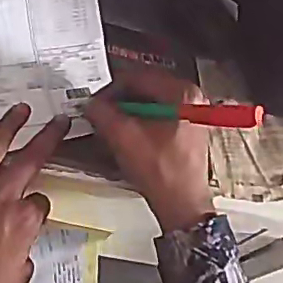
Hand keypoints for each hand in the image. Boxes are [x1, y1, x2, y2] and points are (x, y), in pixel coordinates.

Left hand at [0, 103, 68, 282]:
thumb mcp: (17, 273)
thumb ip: (26, 243)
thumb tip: (24, 231)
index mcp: (21, 221)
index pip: (42, 200)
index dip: (40, 205)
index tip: (35, 211)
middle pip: (32, 157)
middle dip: (50, 136)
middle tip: (59, 123)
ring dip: (12, 123)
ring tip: (22, 110)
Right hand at [84, 65, 214, 232]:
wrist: (182, 205)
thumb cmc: (161, 173)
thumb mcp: (124, 137)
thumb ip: (103, 113)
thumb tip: (91, 103)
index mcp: (182, 94)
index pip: (137, 77)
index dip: (111, 89)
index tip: (95, 102)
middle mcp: (191, 100)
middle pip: (145, 89)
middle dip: (119, 101)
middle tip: (99, 113)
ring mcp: (191, 115)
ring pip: (150, 103)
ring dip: (127, 112)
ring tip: (109, 126)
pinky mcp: (187, 131)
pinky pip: (157, 116)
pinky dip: (139, 122)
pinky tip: (125, 136)